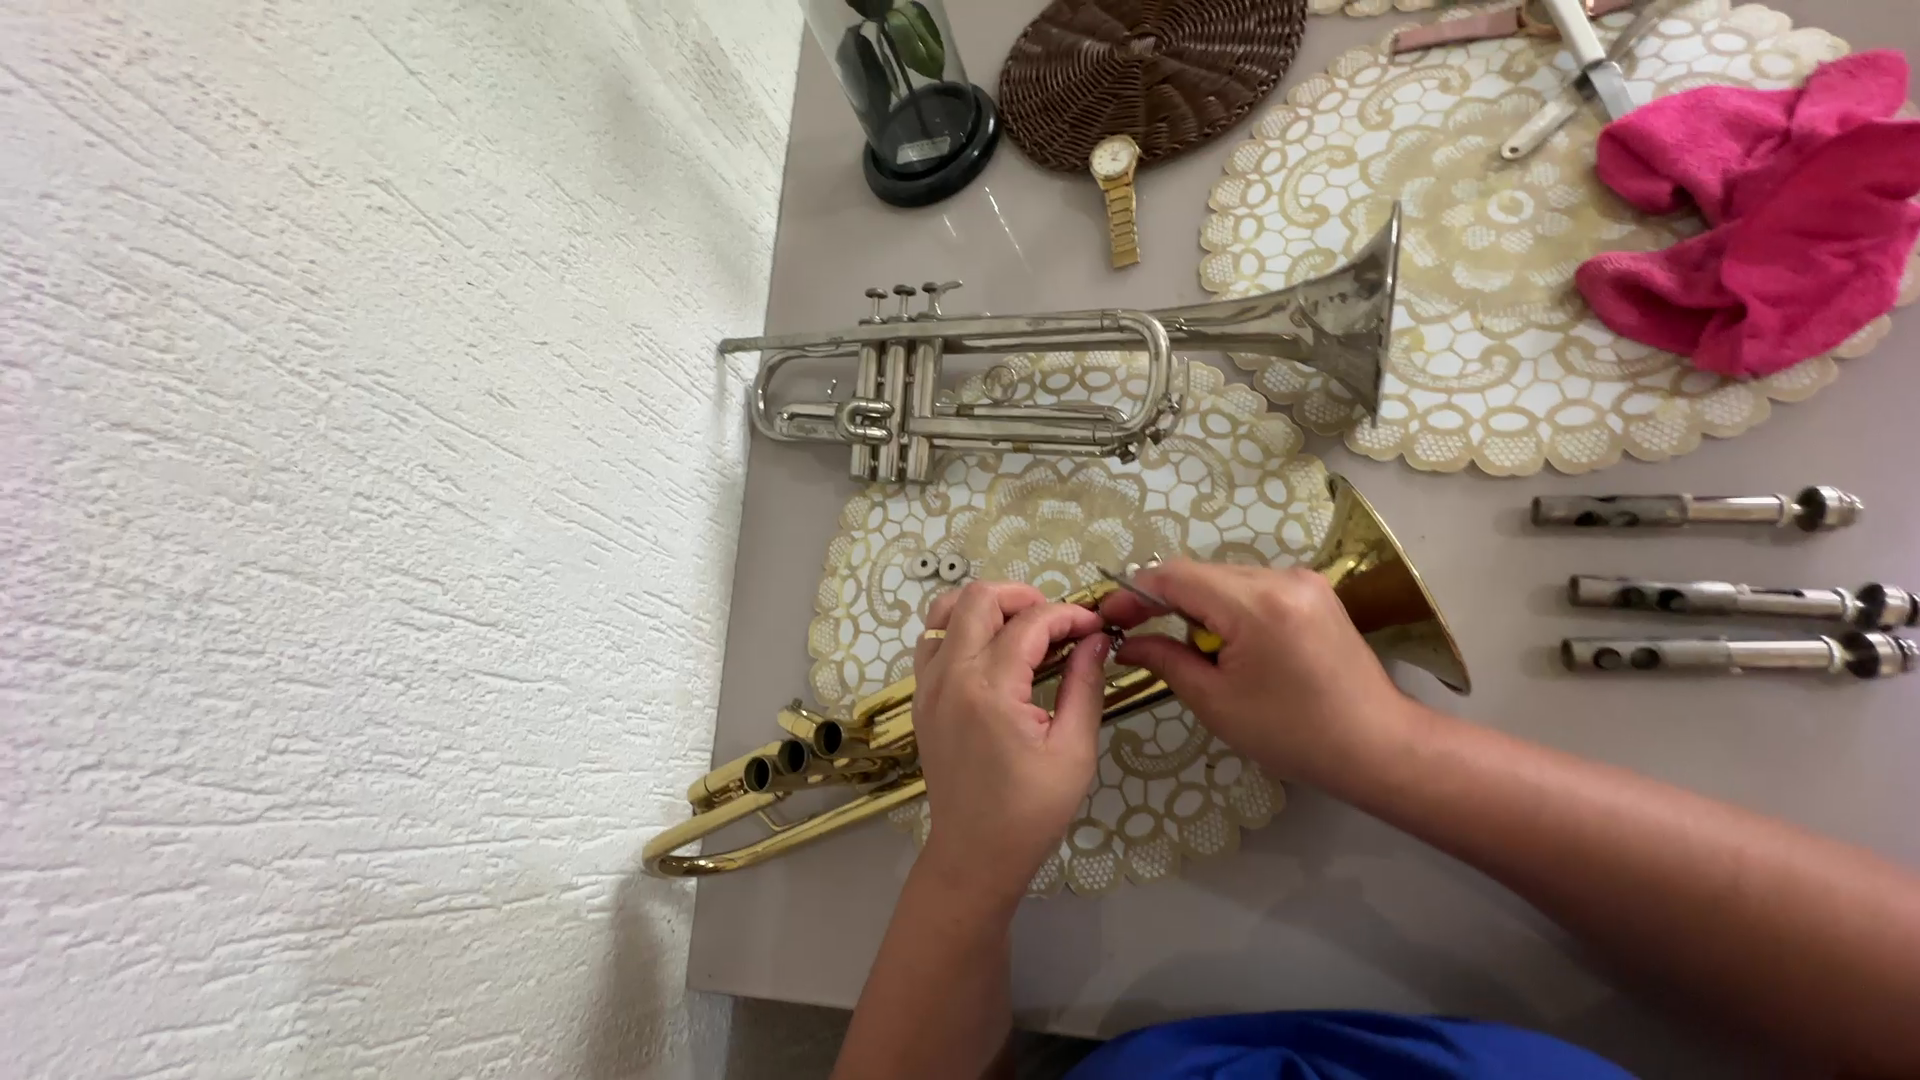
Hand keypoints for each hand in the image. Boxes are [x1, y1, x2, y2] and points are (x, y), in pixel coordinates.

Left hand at [910, 582, 1112, 903]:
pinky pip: (933, 639)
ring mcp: (927, 684)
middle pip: (977, 598)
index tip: (1095, 627)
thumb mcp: (1073, 751)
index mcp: (990, 689)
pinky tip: (993, 651)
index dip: (1069, 615)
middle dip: (1023, 596)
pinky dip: (961, 628)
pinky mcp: (921, 697)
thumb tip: (1097, 639)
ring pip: (945, 610)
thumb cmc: (1031, 811)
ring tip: (1024, 628)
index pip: (1030, 622)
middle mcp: (950, 675)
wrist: (974, 854)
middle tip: (1058, 621)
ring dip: (987, 606)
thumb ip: (1085, 685)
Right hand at [1100, 561, 1415, 787]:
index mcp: (1256, 604)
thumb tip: (1124, 642)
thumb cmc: (1292, 733)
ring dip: (1196, 606)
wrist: (1378, 746)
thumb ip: (1165, 659)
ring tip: (1188, 648)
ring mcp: (1302, 580)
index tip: (1109, 616)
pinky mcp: (1314, 591)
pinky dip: (1226, 608)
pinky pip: (1252, 587)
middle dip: (1163, 601)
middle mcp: (1281, 577)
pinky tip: (1226, 643)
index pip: (1176, 577)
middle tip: (1134, 633)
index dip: (1135, 592)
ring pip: (1225, 579)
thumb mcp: (1215, 701)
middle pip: (1200, 574)